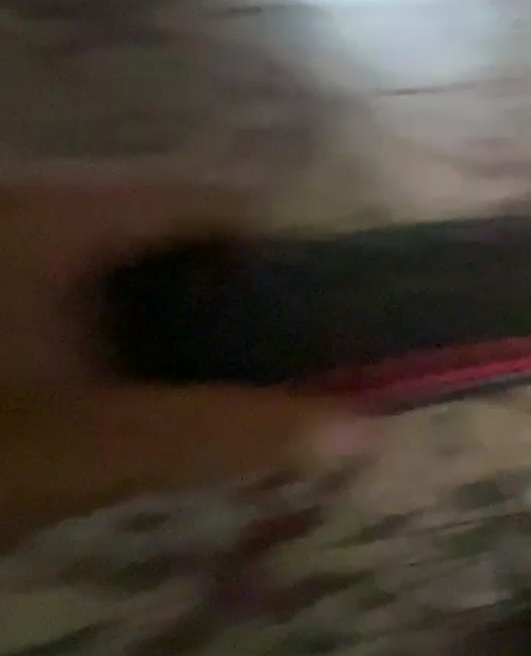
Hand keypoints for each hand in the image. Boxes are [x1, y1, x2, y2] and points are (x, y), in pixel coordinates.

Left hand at [0, 175, 369, 544]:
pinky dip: (100, 340)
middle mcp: (10, 216)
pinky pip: (55, 297)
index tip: (325, 317)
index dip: (286, 252)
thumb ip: (231, 433)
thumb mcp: (79, 450)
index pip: (212, 204)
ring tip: (189, 396)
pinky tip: (93, 398)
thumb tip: (370, 428)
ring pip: (107, 272)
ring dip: (167, 329)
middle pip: (166, 239)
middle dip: (229, 302)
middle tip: (265, 373)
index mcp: (44, 222)